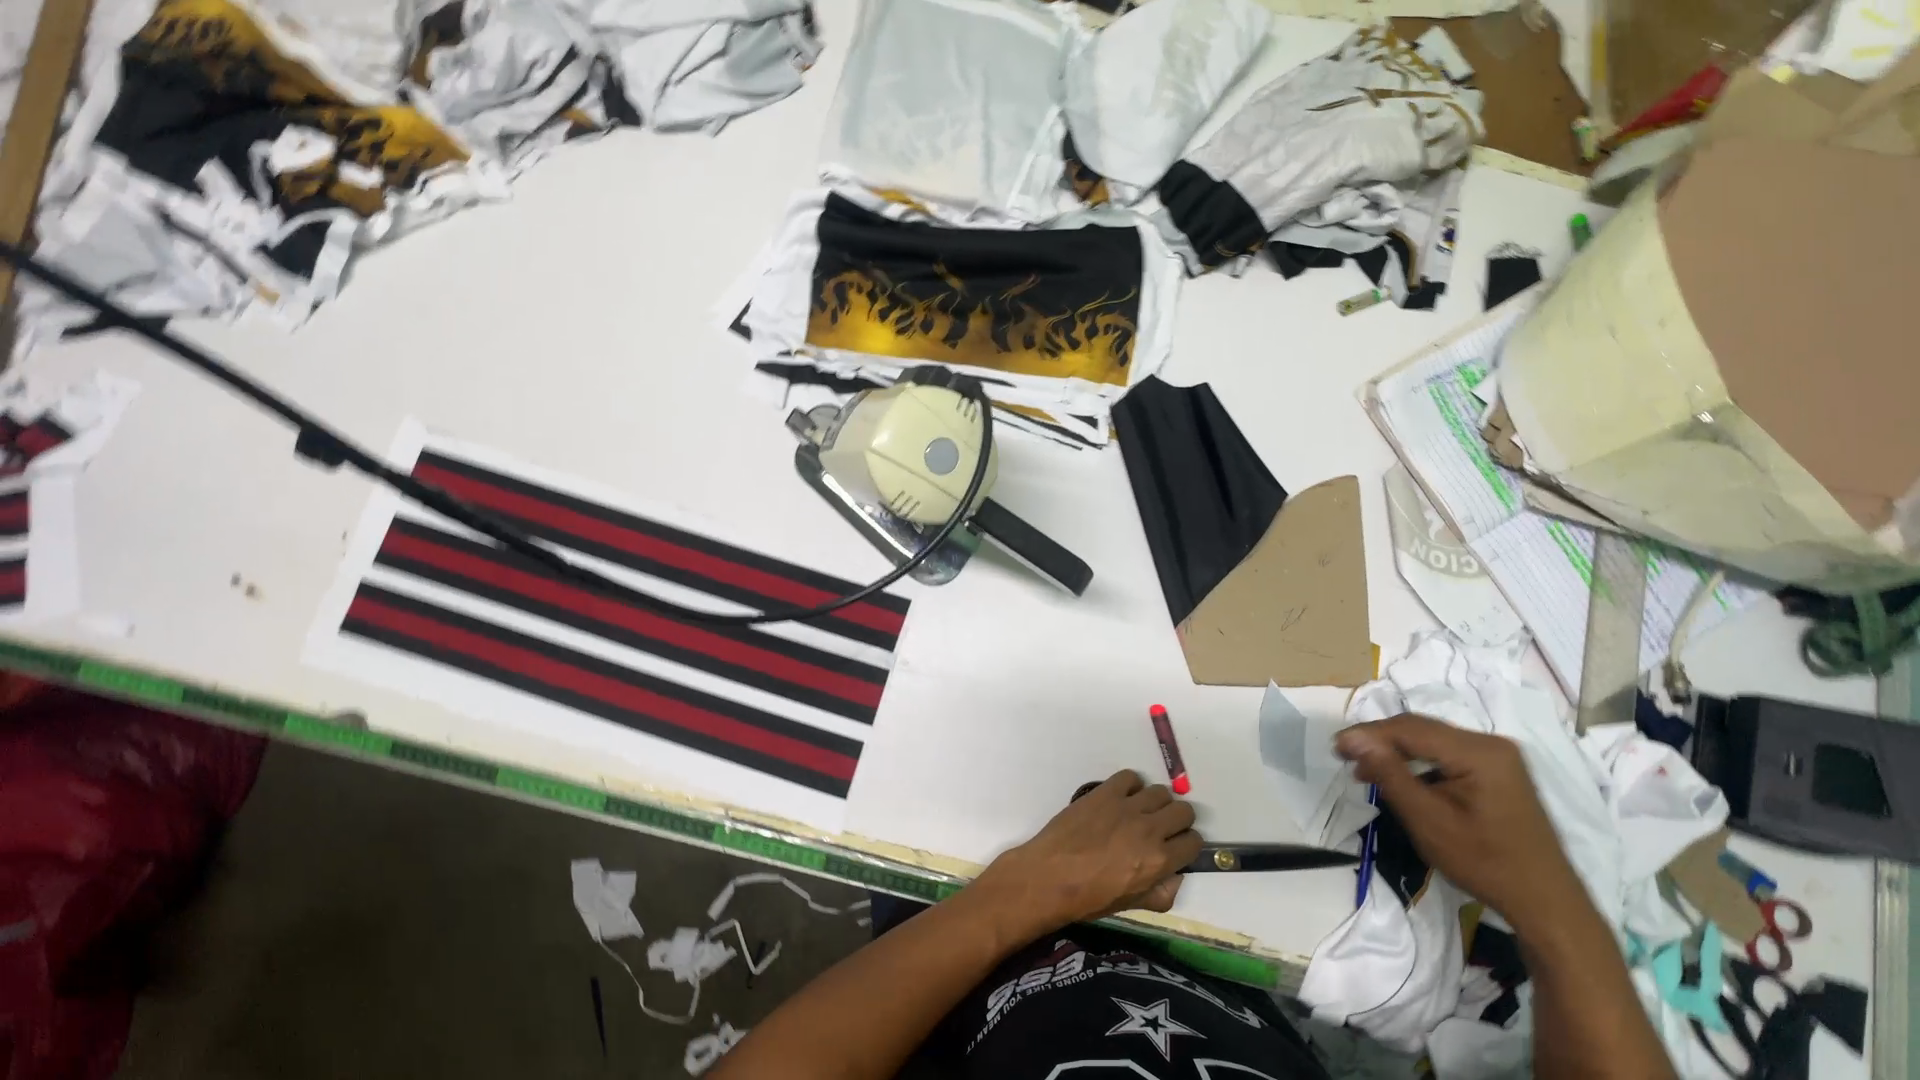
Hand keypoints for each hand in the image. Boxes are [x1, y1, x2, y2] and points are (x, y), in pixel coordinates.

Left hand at [972, 770, 1203, 938]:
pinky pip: (1130, 777)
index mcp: (1160, 860)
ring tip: (1139, 814)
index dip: (1186, 846)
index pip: (1194, 842)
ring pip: (1161, 792)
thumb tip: (1175, 877)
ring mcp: (1127, 807)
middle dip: (1177, 821)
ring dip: (1155, 803)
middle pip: (1184, 811)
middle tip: (1160, 829)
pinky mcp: (1105, 792)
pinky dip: (1130, 786)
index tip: (1176, 847)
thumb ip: (1161, 894)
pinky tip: (1121, 799)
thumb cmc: (1089, 897)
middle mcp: (1149, 829)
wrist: (1049, 876)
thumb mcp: (1131, 905)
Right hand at [1335, 713, 1585, 935]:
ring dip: (1399, 753)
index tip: (1334, 747)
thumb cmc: (1484, 863)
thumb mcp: (1428, 820)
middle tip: (1345, 759)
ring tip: (1366, 772)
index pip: (1410, 728)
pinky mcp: (1500, 772)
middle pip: (1422, 731)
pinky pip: (1449, 756)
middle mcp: (1491, 744)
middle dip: (1381, 742)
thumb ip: (1390, 774)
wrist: (1545, 901)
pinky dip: (1421, 765)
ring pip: (1434, 742)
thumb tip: (1353, 739)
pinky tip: (1402, 782)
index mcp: (1479, 751)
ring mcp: (1499, 757)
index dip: (1368, 734)